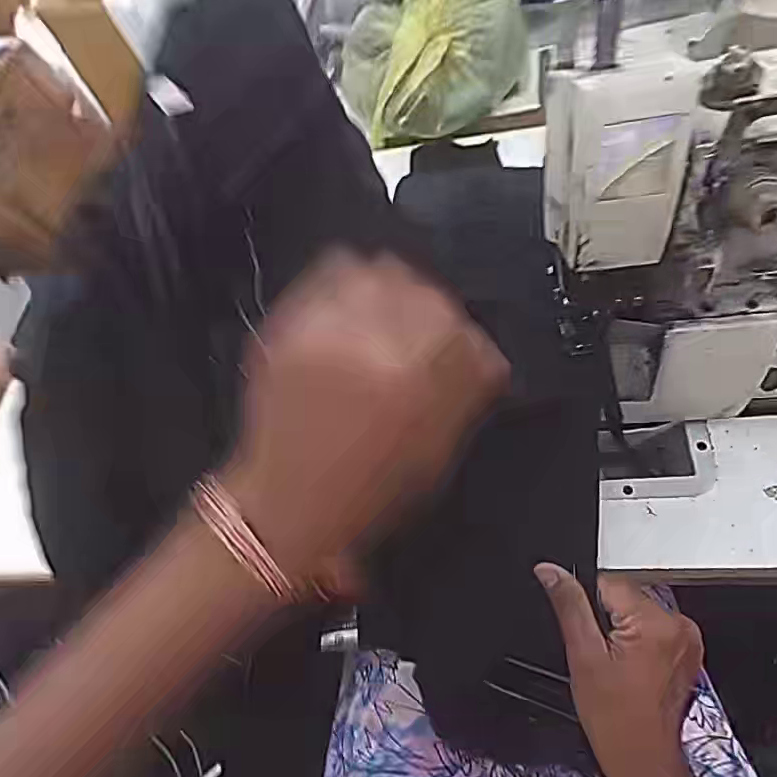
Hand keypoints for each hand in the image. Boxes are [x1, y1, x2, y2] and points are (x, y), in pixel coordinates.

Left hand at [222, 251, 507, 583]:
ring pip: (383, 272)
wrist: (290, 504)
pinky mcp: (291, 325)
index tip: (475, 352)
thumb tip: (486, 357)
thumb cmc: (363, 493)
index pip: (466, 332)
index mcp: (414, 383)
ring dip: (402, 291)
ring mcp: (324, 331)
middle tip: (440, 336)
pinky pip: (332, 272)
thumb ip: (465, 395)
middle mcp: (369, 346)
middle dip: (444, 316)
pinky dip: (357, 281)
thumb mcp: (434, 454)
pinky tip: (363, 307)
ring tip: (399, 317)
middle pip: (430, 295)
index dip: (477, 342)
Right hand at [536, 565, 703, 776]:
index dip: (588, 607)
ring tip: (620, 668)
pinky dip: (640, 642)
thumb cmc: (616, 721)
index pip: (609, 582)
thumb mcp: (583, 657)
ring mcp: (687, 638)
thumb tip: (550, 572)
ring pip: (638, 612)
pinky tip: (633, 670)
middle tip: (605, 659)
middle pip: (626, 596)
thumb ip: (568, 606)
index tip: (591, 639)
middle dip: (607, 620)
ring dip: (624, 631)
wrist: (644, 760)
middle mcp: (679, 625)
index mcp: (655, 622)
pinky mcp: (688, 649)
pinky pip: (654, 628)